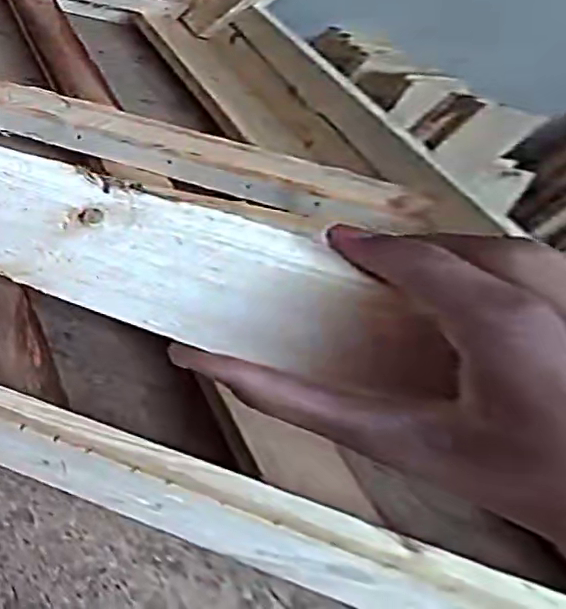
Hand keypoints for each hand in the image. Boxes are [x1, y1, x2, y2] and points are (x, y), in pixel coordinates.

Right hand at [172, 226, 565, 549]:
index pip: (422, 261)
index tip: (340, 244)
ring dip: (486, 263)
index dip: (374, 247)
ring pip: (544, 261)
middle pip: (494, 252)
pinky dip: (532, 285)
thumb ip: (300, 401)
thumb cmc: (536, 491)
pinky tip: (509, 314)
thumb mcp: (400, 445)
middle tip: (386, 264)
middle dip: (434, 251)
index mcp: (505, 330)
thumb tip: (202, 363)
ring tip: (444, 283)